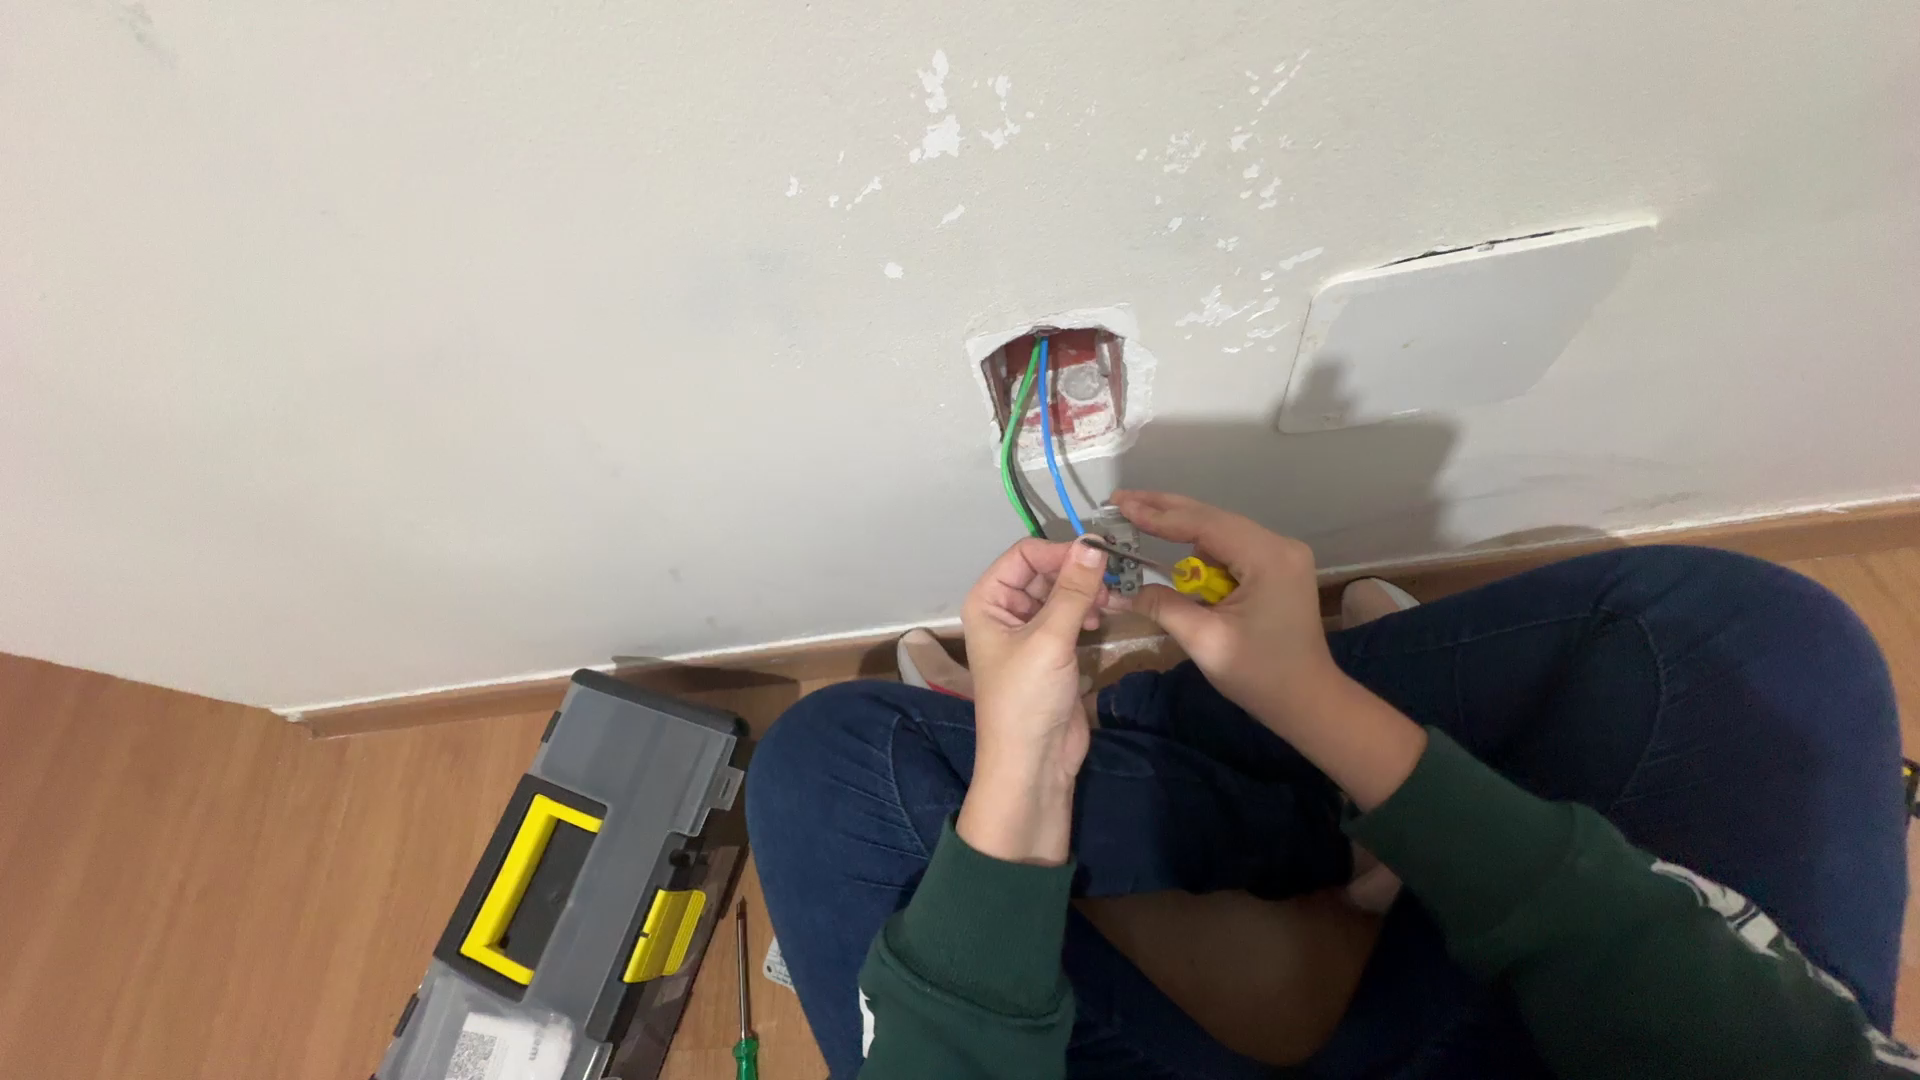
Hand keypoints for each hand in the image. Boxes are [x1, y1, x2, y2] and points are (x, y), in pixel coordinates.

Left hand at [955, 536, 1111, 864]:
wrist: (1033, 763)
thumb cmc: (1028, 698)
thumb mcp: (1050, 639)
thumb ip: (1074, 590)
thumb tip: (1095, 545)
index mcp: (988, 601)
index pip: (1024, 555)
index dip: (1059, 552)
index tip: (1097, 558)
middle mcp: (1004, 610)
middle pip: (1044, 571)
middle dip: (1077, 573)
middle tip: (1111, 583)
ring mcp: (1028, 630)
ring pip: (1060, 592)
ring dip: (1086, 592)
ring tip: (1110, 604)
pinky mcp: (1052, 650)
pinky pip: (1070, 615)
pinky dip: (1088, 611)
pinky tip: (1102, 620)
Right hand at [1109, 490, 1340, 730]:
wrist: (1307, 701)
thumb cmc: (1260, 674)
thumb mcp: (1204, 641)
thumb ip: (1163, 606)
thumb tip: (1125, 589)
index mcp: (1268, 558)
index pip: (1204, 525)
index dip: (1158, 515)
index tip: (1121, 506)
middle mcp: (1279, 545)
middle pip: (1212, 518)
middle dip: (1164, 510)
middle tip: (1121, 501)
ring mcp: (1280, 555)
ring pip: (1218, 531)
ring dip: (1180, 532)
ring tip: (1139, 525)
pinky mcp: (1276, 568)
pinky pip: (1229, 549)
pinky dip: (1200, 551)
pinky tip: (1176, 559)